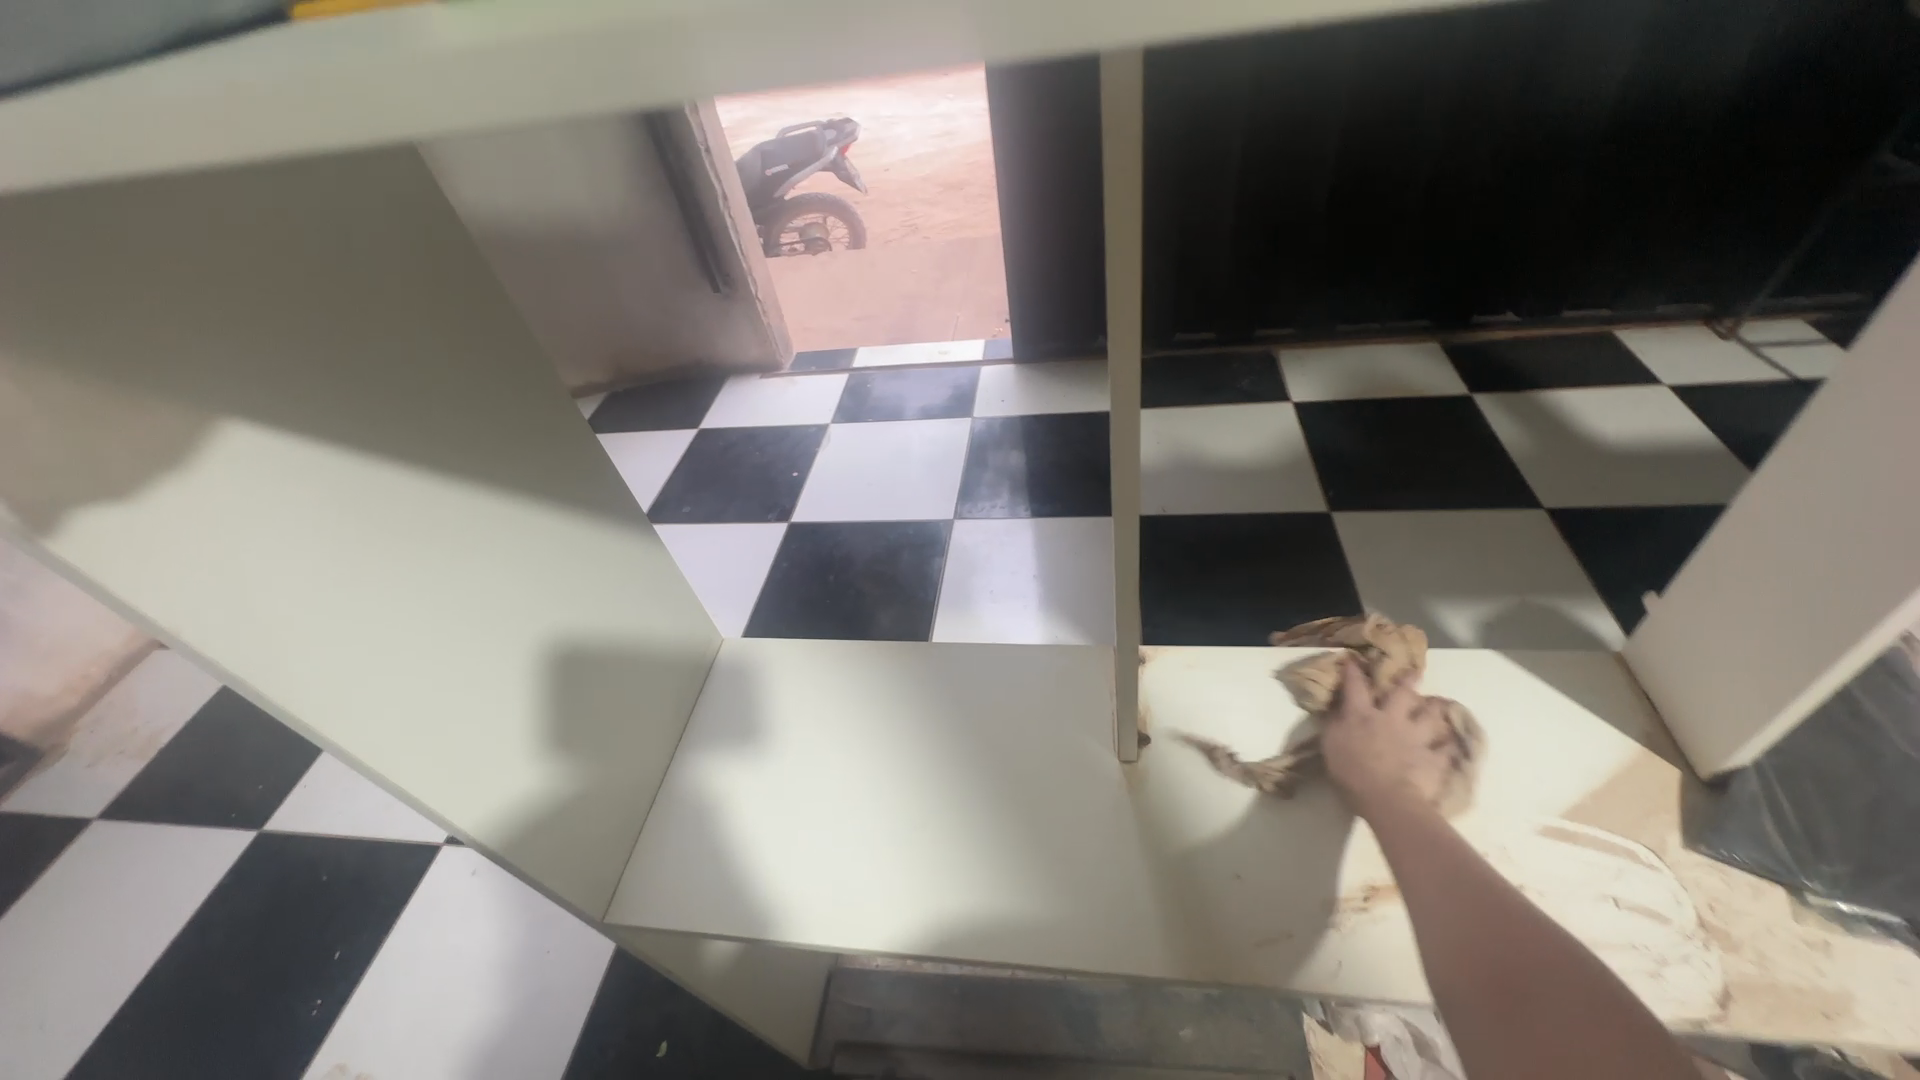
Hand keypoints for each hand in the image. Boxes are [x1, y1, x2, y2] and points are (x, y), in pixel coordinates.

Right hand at [1321, 654, 1460, 819]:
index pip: (1356, 687)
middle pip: (1401, 694)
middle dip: (1408, 680)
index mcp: (1362, 715)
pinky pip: (1445, 749)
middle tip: (1415, 671)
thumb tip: (1335, 709)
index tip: (1354, 661)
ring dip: (1434, 710)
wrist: (1386, 798)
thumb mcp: (1330, 746)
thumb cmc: (1350, 772)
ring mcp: (1414, 737)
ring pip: (1429, 717)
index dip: (1354, 672)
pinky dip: (1448, 747)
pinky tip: (1452, 745)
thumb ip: (1333, 724)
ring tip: (1439, 705)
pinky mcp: (1432, 757)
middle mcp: (1390, 719)